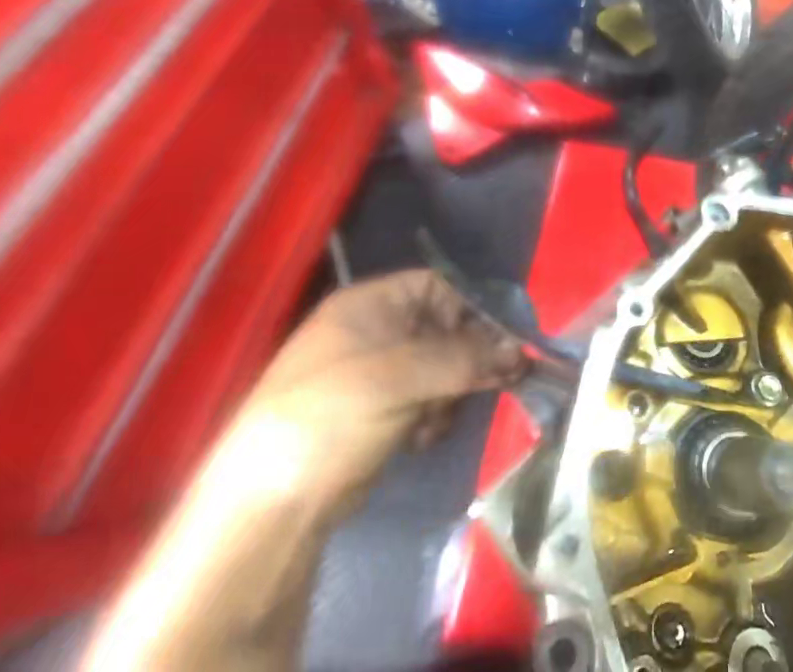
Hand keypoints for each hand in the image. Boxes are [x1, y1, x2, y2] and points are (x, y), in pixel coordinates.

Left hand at [240, 268, 528, 515]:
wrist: (271, 507)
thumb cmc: (329, 419)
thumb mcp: (400, 378)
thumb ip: (466, 358)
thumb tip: (521, 351)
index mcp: (369, 306)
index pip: (440, 286)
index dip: (473, 307)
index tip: (503, 339)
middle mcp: (377, 331)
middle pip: (449, 327)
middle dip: (468, 358)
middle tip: (486, 383)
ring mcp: (381, 372)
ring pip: (447, 365)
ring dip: (453, 392)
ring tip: (436, 420)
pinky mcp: (386, 408)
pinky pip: (433, 396)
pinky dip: (437, 415)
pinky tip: (422, 437)